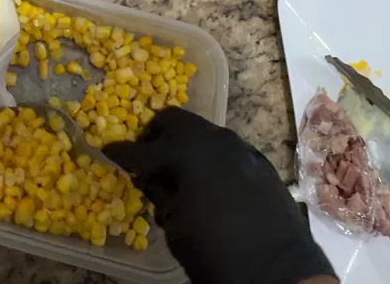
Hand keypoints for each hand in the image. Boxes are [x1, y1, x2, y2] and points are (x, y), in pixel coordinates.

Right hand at [104, 107, 334, 283]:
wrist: (282, 276)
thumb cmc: (218, 255)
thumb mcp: (176, 229)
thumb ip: (160, 194)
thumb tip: (150, 178)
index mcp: (188, 152)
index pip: (144, 150)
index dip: (123, 153)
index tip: (107, 151)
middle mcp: (215, 138)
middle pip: (175, 121)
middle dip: (155, 137)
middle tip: (146, 161)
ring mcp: (241, 147)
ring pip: (202, 133)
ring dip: (184, 147)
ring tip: (176, 175)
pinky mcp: (259, 162)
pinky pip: (224, 150)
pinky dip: (208, 160)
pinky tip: (208, 186)